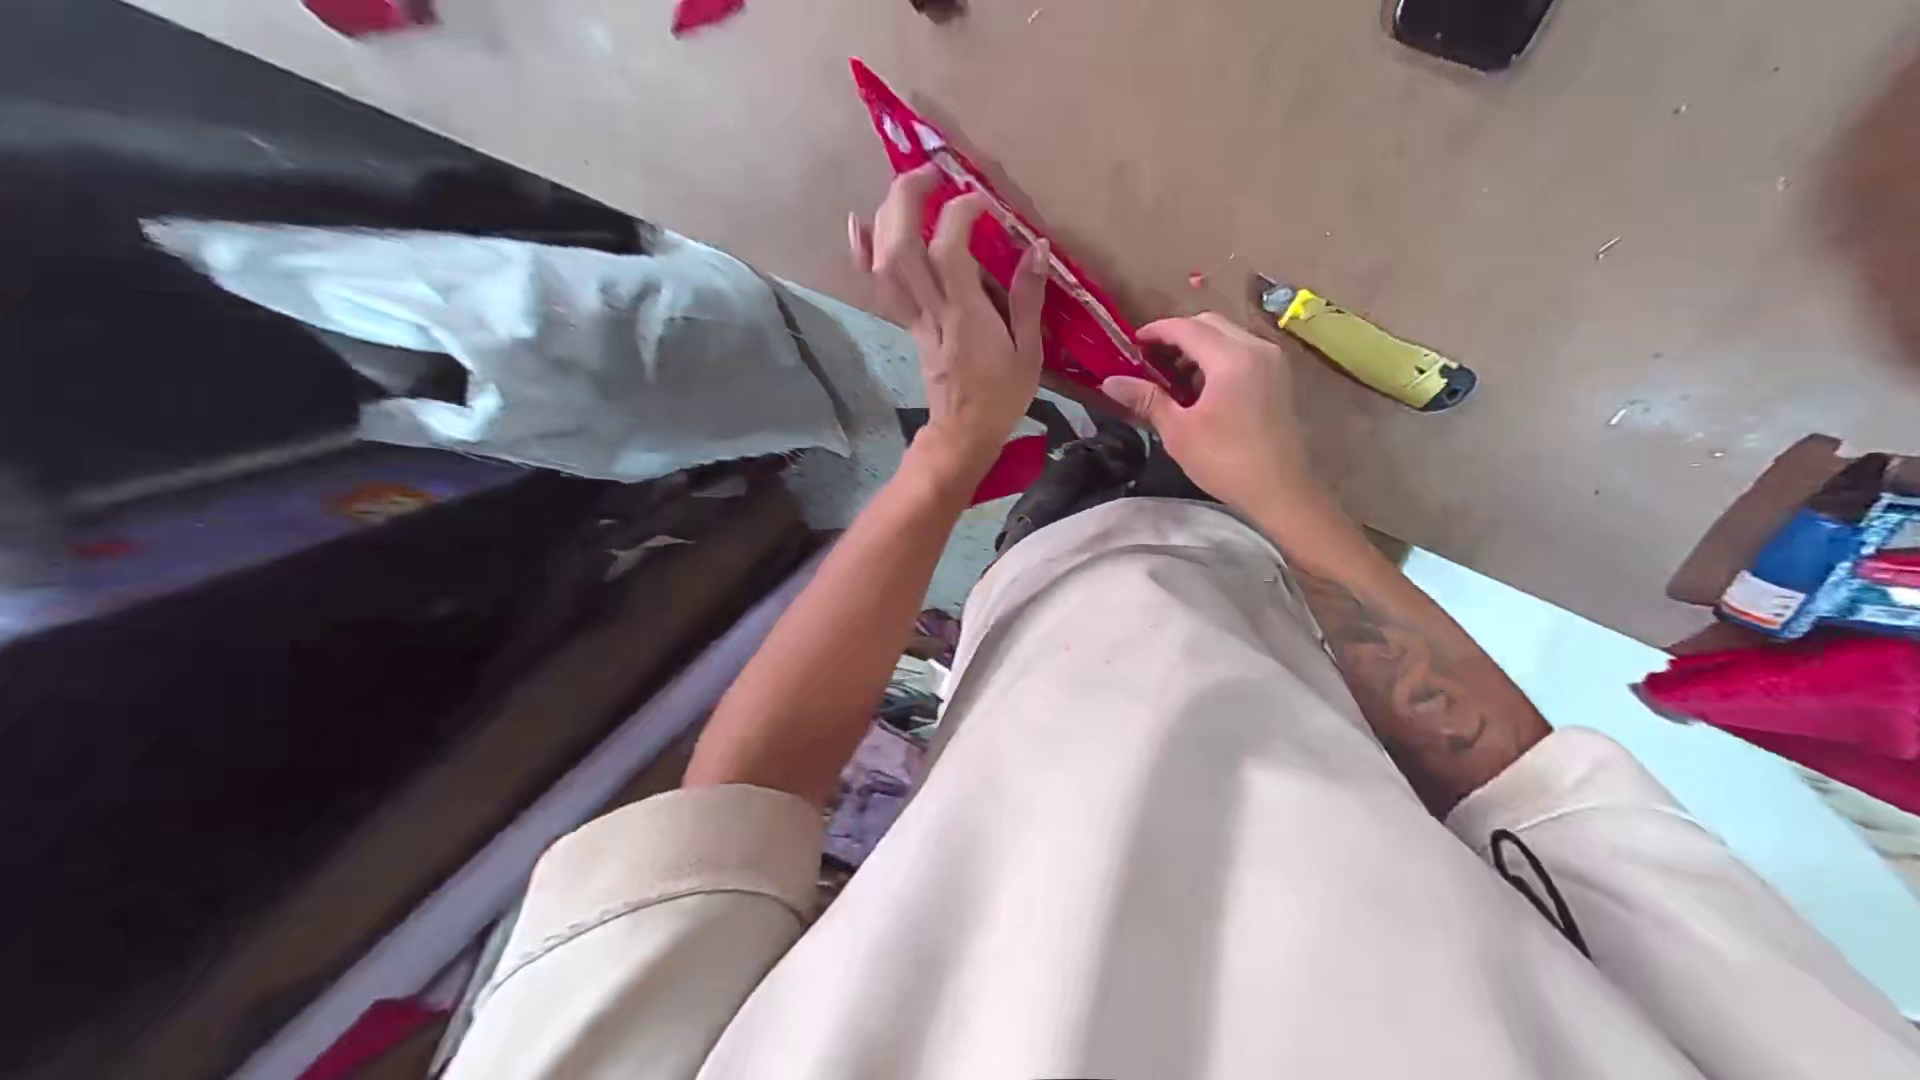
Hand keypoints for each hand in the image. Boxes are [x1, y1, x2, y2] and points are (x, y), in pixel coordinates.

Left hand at [850, 165, 1048, 483]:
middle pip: (902, 247)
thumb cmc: (1002, 396)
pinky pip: (879, 288)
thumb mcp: (1029, 352)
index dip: (961, 213)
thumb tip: (1036, 246)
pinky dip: (863, 254)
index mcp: (965, 314)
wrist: (964, 433)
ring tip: (908, 187)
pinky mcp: (906, 326)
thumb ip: (1028, 299)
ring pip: (884, 263)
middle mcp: (932, 310)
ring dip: (888, 216)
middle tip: (932, 173)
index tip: (983, 202)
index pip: (949, 249)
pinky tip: (858, 223)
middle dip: (909, 199)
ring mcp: (914, 318)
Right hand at [1101, 313, 1315, 514]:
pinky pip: (1242, 351)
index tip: (1132, 344)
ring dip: (1198, 347)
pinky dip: (1218, 357)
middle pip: (1209, 323)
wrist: (1280, 490)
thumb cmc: (1225, 461)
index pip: (1186, 328)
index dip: (1156, 332)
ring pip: (1227, 335)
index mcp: (1231, 358)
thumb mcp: (1178, 431)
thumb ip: (1146, 399)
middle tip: (1150, 360)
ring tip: (1173, 377)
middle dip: (1177, 335)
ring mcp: (1272, 361)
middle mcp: (1256, 348)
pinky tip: (1201, 388)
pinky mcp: (1279, 376)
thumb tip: (1109, 382)